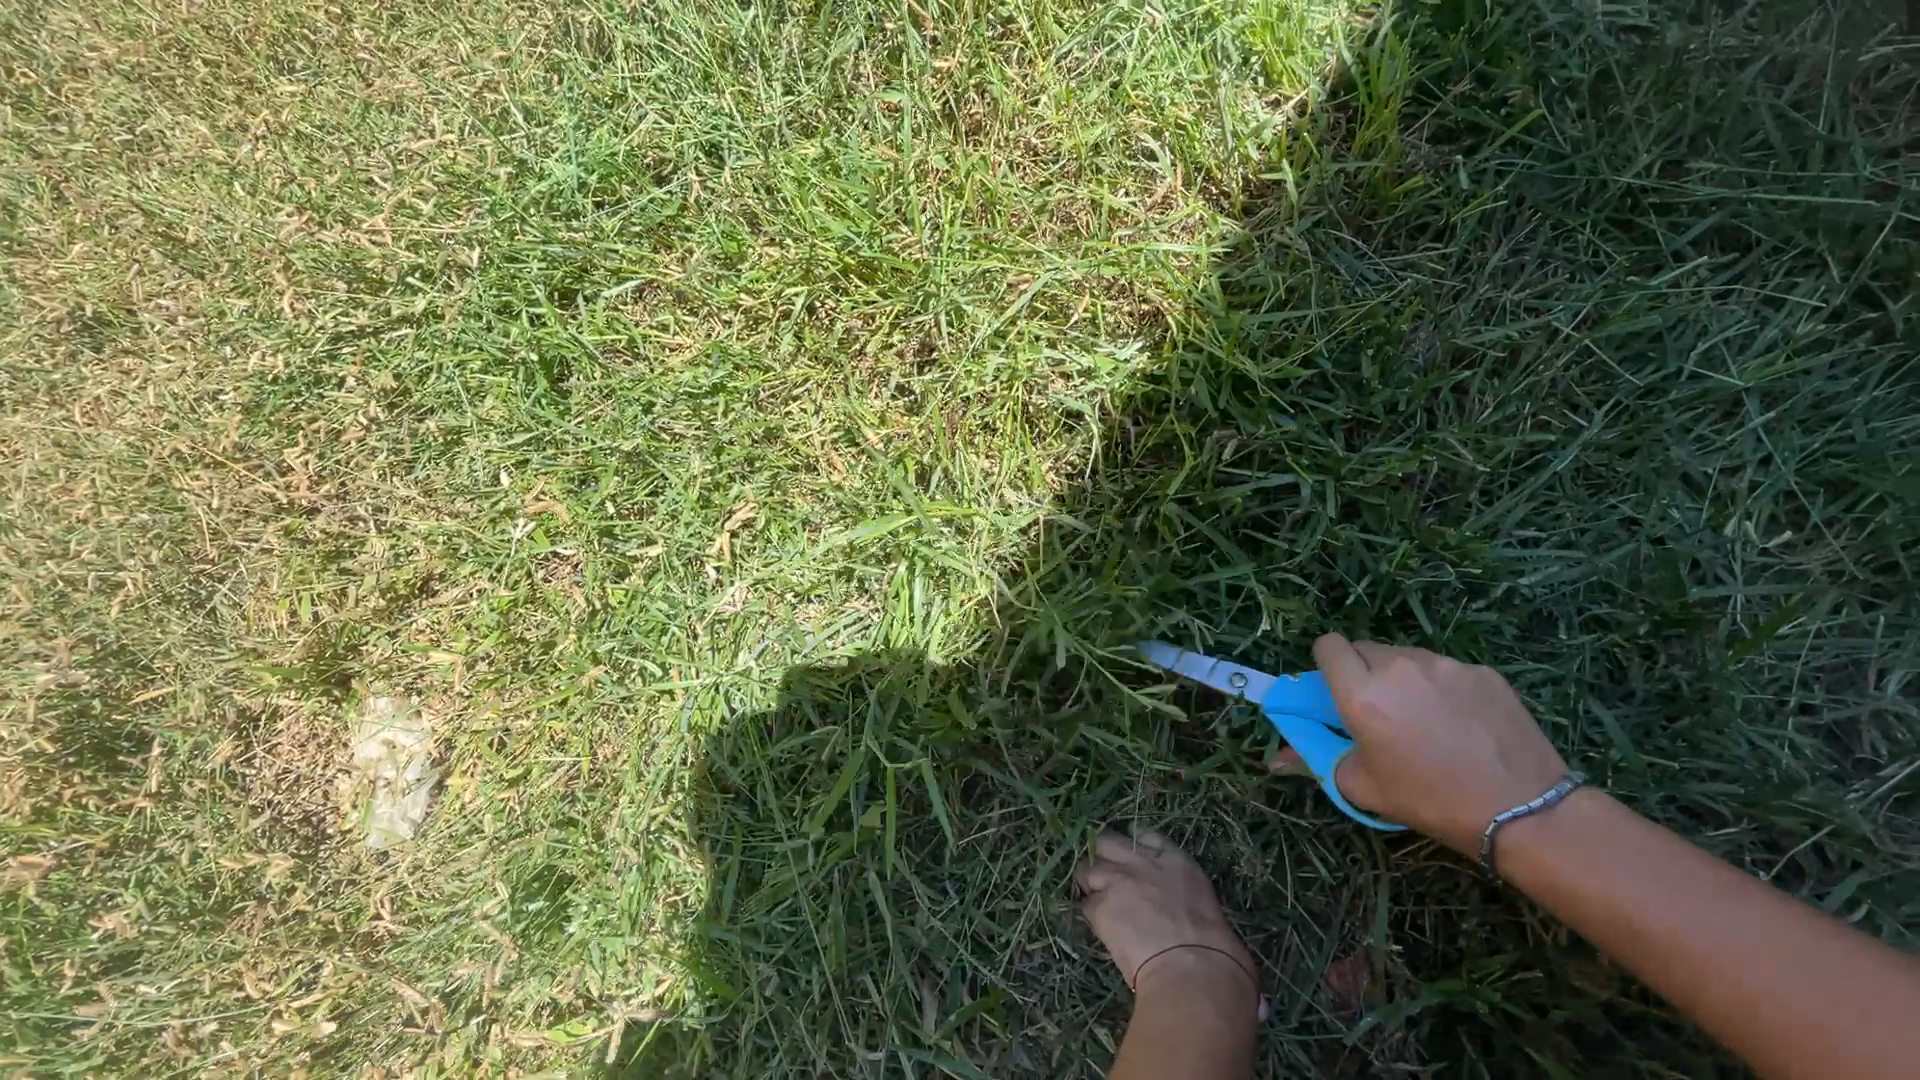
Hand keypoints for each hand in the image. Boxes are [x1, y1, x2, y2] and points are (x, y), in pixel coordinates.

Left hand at [1075, 829, 1257, 1003]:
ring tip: (1096, 906)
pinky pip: (1084, 906)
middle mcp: (1143, 862)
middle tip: (1101, 877)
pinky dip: (1088, 917)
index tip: (1128, 857)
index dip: (1132, 845)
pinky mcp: (1100, 905)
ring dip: (1088, 885)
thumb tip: (1215, 951)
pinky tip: (1097, 931)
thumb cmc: (1218, 953)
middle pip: (1106, 840)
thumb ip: (1192, 908)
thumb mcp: (1211, 913)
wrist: (1195, 972)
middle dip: (1100, 854)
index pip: (1146, 835)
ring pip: (1085, 869)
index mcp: (1177, 862)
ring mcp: (1118, 880)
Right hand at [1283, 633, 1569, 853]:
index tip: (1336, 689)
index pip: (1328, 646)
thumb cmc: (1430, 799)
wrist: (1523, 810)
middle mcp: (1398, 668)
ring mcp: (1445, 665)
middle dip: (1363, 672)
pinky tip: (1462, 724)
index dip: (1327, 663)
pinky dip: (1443, 689)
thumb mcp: (1362, 786)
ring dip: (1403, 679)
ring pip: (1407, 658)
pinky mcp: (1482, 672)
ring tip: (1425, 720)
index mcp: (1361, 694)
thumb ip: (1315, 761)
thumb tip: (1273, 762)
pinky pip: (1447, 670)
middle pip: (1366, 649)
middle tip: (1378, 710)